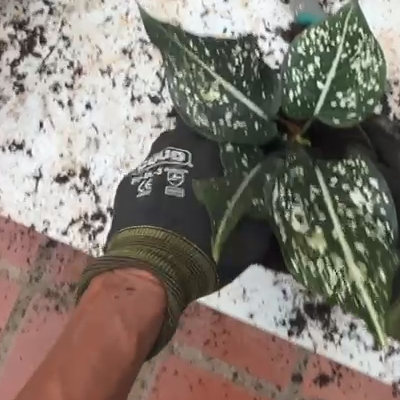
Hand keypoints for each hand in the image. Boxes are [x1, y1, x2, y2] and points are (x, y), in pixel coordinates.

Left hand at [78, 124, 270, 351]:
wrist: (147, 271)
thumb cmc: (203, 251)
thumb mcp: (248, 242)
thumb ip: (261, 216)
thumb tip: (270, 201)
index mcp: (209, 153)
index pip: (227, 127)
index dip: (237, 136)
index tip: (246, 147)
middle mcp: (178, 148)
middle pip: (193, 130)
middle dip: (205, 141)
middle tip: (217, 160)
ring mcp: (150, 164)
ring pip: (169, 148)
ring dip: (181, 159)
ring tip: (192, 182)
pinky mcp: (129, 183)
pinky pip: (151, 172)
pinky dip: (161, 181)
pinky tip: (165, 202)